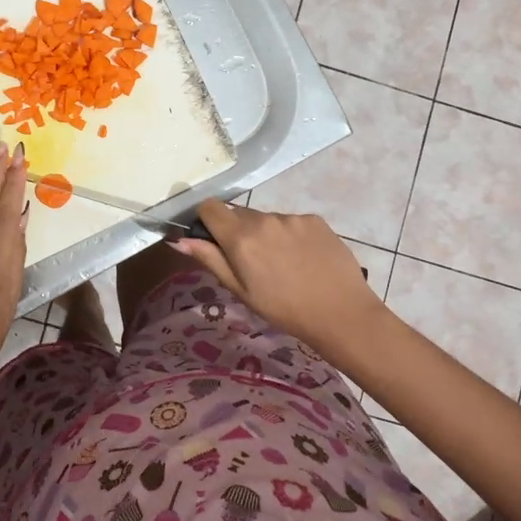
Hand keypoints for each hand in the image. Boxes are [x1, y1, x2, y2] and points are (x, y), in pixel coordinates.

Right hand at [172, 201, 383, 353]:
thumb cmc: (284, 310)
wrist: (341, 313)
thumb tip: (179, 239)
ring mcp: (291, 217)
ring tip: (283, 265)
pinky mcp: (314, 219)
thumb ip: (210, 259)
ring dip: (266, 234)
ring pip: (266, 219)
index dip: (207, 221)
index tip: (213, 240)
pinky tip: (303, 259)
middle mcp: (263, 219)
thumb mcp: (240, 290)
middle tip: (252, 263)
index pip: (209, 207)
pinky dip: (290, 236)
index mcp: (240, 237)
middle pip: (238, 214)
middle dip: (238, 232)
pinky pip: (291, 222)